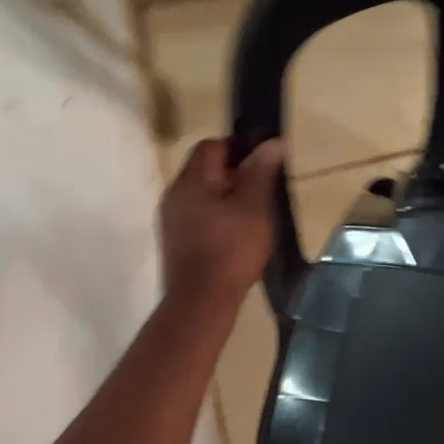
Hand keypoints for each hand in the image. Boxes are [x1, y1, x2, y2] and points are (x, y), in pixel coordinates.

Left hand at [159, 138, 284, 303]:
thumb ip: (261, 171)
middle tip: (264, 192)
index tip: (264, 164)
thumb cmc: (231, 248)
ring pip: (203, 195)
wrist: (201, 301)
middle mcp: (174, 194)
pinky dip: (219, 219)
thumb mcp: (254, 206)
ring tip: (254, 216)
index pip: (211, 145)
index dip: (239, 148)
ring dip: (228, 198)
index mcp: (191, 180)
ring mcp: (172, 220)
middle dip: (236, 175)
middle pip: (206, 170)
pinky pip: (199, 217)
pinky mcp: (176, 242)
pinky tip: (237, 237)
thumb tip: (272, 142)